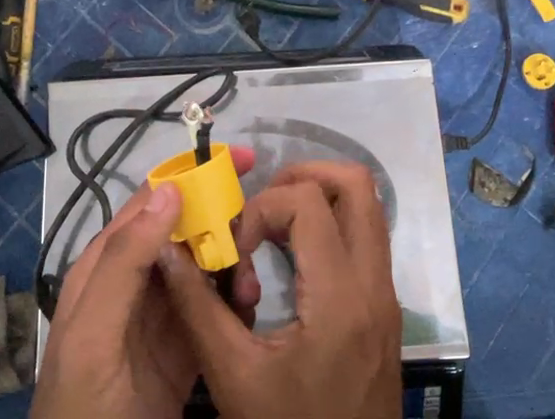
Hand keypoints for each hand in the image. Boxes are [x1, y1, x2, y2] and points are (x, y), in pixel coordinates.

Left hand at [32, 146, 255, 418]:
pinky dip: (237, 305)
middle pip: (187, 232)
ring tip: (250, 285)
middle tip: (258, 231)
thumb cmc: (83, 404)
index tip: (243, 161)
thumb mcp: (94, 333)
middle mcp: (136, 283)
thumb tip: (168, 191)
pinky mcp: (186, 352)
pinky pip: (217, 311)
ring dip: (234, 267)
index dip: (194, 175)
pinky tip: (248, 311)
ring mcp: (162, 318)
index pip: (152, 202)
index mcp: (106, 266)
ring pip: (207, 269)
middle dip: (223, 224)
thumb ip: (124, 262)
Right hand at [160, 162, 401, 418]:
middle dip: (302, 179)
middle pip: (357, 186)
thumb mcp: (232, 376)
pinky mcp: (385, 309)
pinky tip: (291, 260)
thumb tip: (168, 249)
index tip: (237, 249)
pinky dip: (331, 228)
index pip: (308, 202)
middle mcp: (374, 284)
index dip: (262, 208)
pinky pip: (367, 240)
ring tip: (270, 229)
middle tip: (260, 206)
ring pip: (368, 209)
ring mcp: (386, 295)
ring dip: (318, 201)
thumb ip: (198, 306)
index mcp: (339, 297)